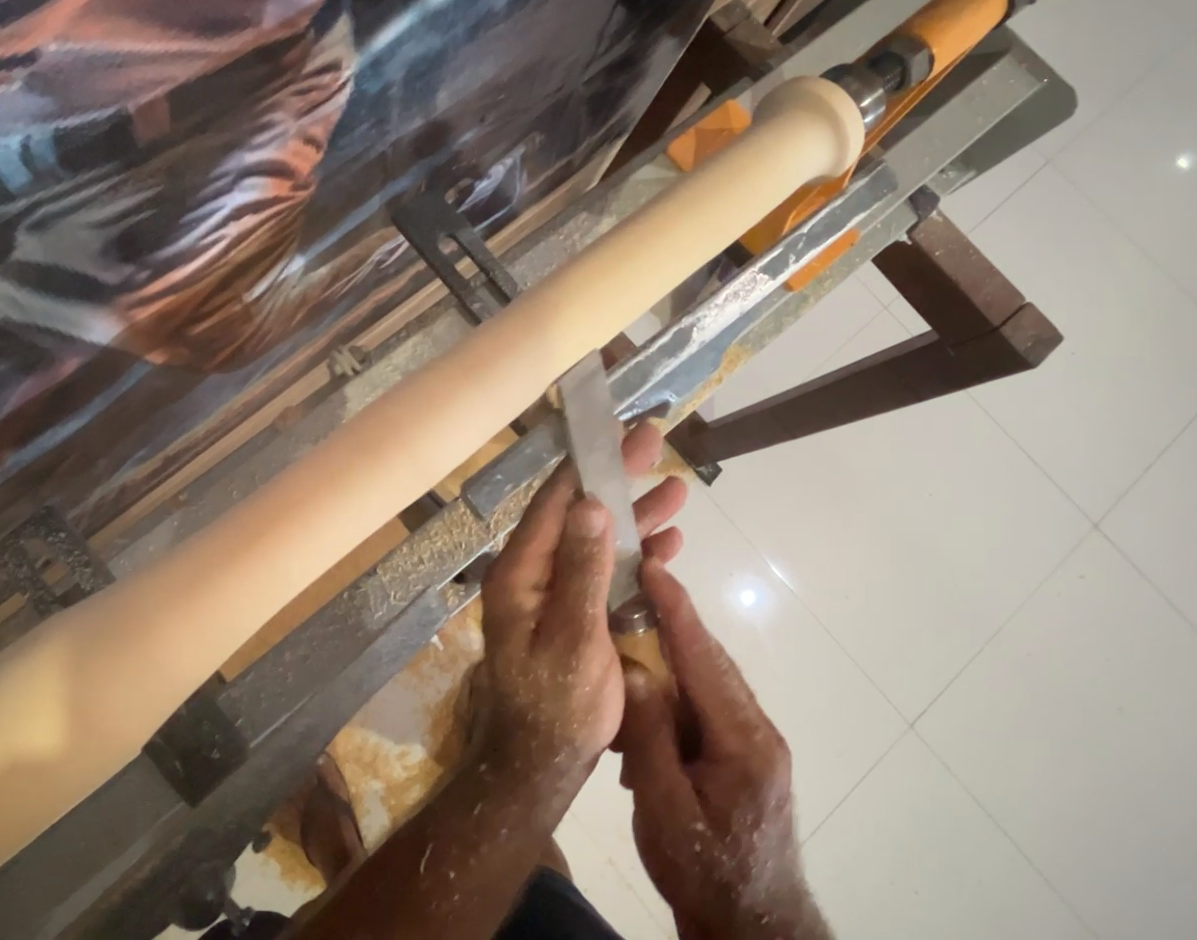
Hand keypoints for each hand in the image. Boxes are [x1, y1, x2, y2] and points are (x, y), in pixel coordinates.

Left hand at [480, 421, 687, 785]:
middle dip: (617, 480)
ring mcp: (553, 594)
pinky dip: (635, 558)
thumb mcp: (573, 637)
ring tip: (675, 491)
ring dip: (634, 518)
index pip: (555, 502)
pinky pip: (605, 575)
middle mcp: (532, 574)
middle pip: (578, 514)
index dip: (589, 464)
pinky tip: (667, 544)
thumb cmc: (555, 706)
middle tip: (655, 443)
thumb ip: (582, 570)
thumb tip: (590, 504)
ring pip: (597, 542)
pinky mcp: (573, 615)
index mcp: (520, 572)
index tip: (620, 431)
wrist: (540, 765)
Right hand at [617, 563, 830, 939]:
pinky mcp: (741, 756)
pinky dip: (672, 689)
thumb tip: (632, 669)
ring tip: (626, 629)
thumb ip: (649, 737)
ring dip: (669, 653)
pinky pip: (703, 706)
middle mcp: (755, 731)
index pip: (704, 659)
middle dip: (671, 620)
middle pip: (709, 661)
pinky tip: (642, 692)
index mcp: (743, 740)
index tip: (652, 567)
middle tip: (630, 584)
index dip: (676, 610)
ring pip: (706, 681)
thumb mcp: (665, 809)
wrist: (752, 927)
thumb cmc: (704, 872)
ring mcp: (752, 743)